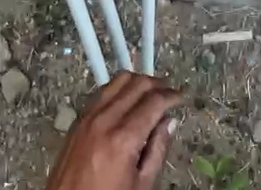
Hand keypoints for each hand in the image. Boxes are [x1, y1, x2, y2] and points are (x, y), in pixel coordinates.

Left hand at [46, 72, 182, 189]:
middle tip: (169, 95)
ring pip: (118, 80)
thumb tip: (170, 121)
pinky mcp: (78, 120)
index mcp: (123, 139)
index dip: (172, 95)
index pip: (154, 101)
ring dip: (138, 82)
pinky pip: (103, 91)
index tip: (182, 97)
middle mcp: (105, 120)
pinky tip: (127, 101)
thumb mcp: (140, 186)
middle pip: (137, 83)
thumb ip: (157, 151)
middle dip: (157, 84)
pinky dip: (119, 89)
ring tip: (150, 95)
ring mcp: (88, 117)